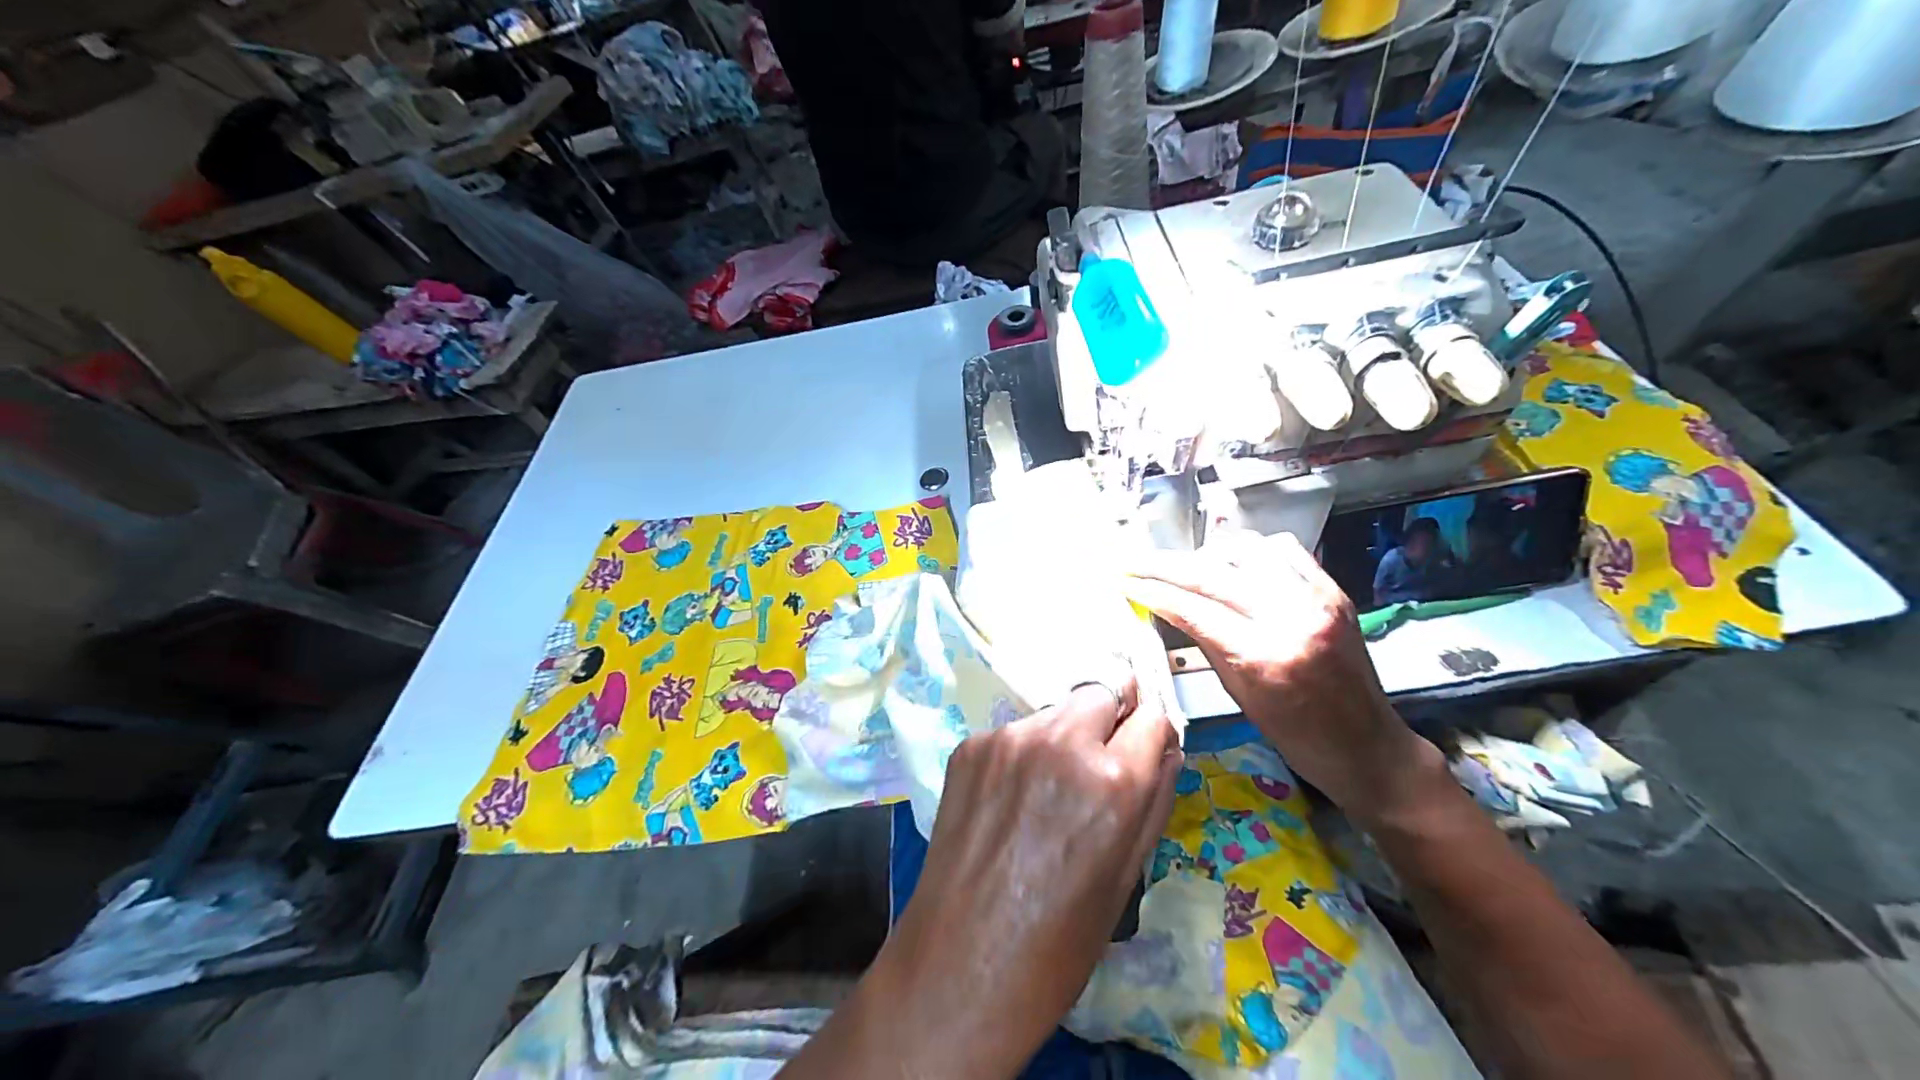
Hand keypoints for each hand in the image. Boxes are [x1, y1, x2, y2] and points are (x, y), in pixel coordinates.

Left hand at [869, 681, 1179, 1077]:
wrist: (961, 964)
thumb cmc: (1061, 941)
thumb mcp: (1128, 874)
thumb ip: (1153, 797)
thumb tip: (1165, 748)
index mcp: (1113, 779)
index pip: (1153, 717)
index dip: (1153, 734)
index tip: (1146, 749)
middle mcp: (1060, 742)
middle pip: (1100, 694)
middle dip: (1108, 721)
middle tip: (1097, 767)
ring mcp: (1007, 739)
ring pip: (1054, 712)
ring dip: (1063, 737)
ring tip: (1048, 794)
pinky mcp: (968, 746)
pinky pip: (1013, 734)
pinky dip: (1023, 755)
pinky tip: (1011, 803)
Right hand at [1124, 530, 1440, 821]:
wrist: (1368, 746)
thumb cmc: (1298, 736)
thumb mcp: (1239, 694)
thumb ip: (1205, 642)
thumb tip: (1169, 607)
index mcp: (1263, 656)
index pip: (1192, 608)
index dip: (1152, 590)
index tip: (1125, 579)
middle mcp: (1291, 617)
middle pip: (1212, 573)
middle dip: (1165, 564)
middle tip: (1135, 560)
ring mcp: (1317, 598)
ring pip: (1247, 549)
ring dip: (1208, 554)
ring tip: (1187, 566)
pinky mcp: (1333, 590)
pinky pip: (1284, 549)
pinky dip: (1252, 550)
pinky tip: (1235, 562)